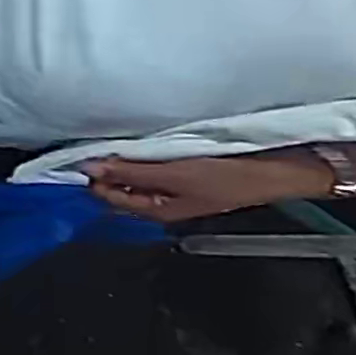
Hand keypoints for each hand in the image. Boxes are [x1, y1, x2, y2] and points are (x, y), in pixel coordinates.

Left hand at [84, 153, 332, 222]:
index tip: (78, 158)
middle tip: (89, 148)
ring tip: (106, 145)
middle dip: (103, 171)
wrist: (277, 170)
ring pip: (130, 177)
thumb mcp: (173, 174)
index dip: (91, 179)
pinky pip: (146, 168)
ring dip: (118, 164)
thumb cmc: (226, 176)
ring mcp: (169, 188)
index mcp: (154, 210)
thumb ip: (129, 172)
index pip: (107, 196)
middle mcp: (157, 202)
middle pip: (116, 187)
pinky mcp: (179, 174)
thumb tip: (88, 168)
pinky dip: (136, 159)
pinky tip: (131, 146)